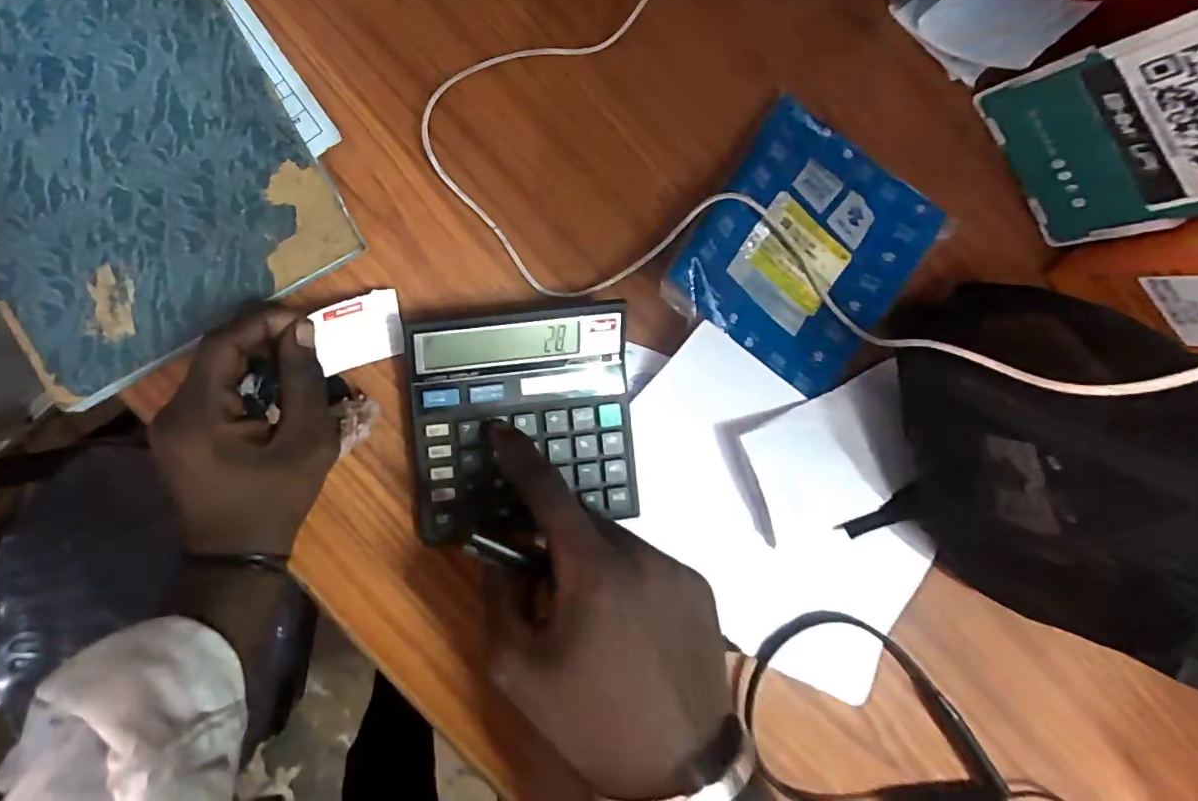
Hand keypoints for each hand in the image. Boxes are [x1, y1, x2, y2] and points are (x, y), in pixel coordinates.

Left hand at [149, 309, 336, 554]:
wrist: (236, 561)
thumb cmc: (275, 503)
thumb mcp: (306, 441)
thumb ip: (304, 380)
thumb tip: (301, 330)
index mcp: (197, 414)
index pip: (222, 343)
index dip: (261, 322)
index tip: (300, 322)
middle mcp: (173, 412)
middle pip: (215, 352)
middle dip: (260, 338)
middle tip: (302, 338)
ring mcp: (171, 423)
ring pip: (213, 368)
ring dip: (252, 356)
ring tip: (293, 357)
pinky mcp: (178, 431)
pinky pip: (211, 388)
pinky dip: (242, 377)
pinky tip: (271, 383)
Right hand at [483, 424, 731, 800]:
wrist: (685, 774)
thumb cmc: (592, 721)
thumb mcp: (519, 670)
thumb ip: (498, 599)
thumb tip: (499, 555)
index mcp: (594, 570)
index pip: (548, 493)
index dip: (520, 457)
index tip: (501, 430)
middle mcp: (640, 554)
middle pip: (580, 520)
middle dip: (553, 536)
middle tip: (540, 578)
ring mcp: (675, 568)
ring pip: (614, 541)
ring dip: (590, 558)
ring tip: (589, 614)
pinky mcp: (699, 586)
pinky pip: (646, 562)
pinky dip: (623, 574)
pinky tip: (625, 624)